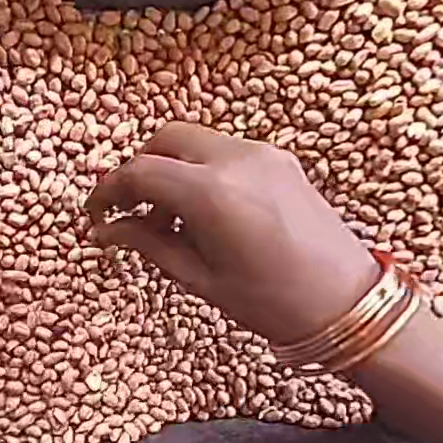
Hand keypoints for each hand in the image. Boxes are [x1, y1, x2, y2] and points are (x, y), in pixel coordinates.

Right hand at [85, 122, 376, 345]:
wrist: (347, 302)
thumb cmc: (270, 302)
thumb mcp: (199, 278)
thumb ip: (148, 244)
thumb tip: (105, 231)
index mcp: (211, 192)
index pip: (139, 172)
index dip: (108, 191)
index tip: (95, 214)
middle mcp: (236, 158)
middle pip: (165, 139)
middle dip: (138, 169)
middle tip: (129, 211)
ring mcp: (262, 153)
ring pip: (194, 141)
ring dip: (170, 169)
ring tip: (167, 221)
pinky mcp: (280, 159)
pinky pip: (223, 151)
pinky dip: (199, 170)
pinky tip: (201, 212)